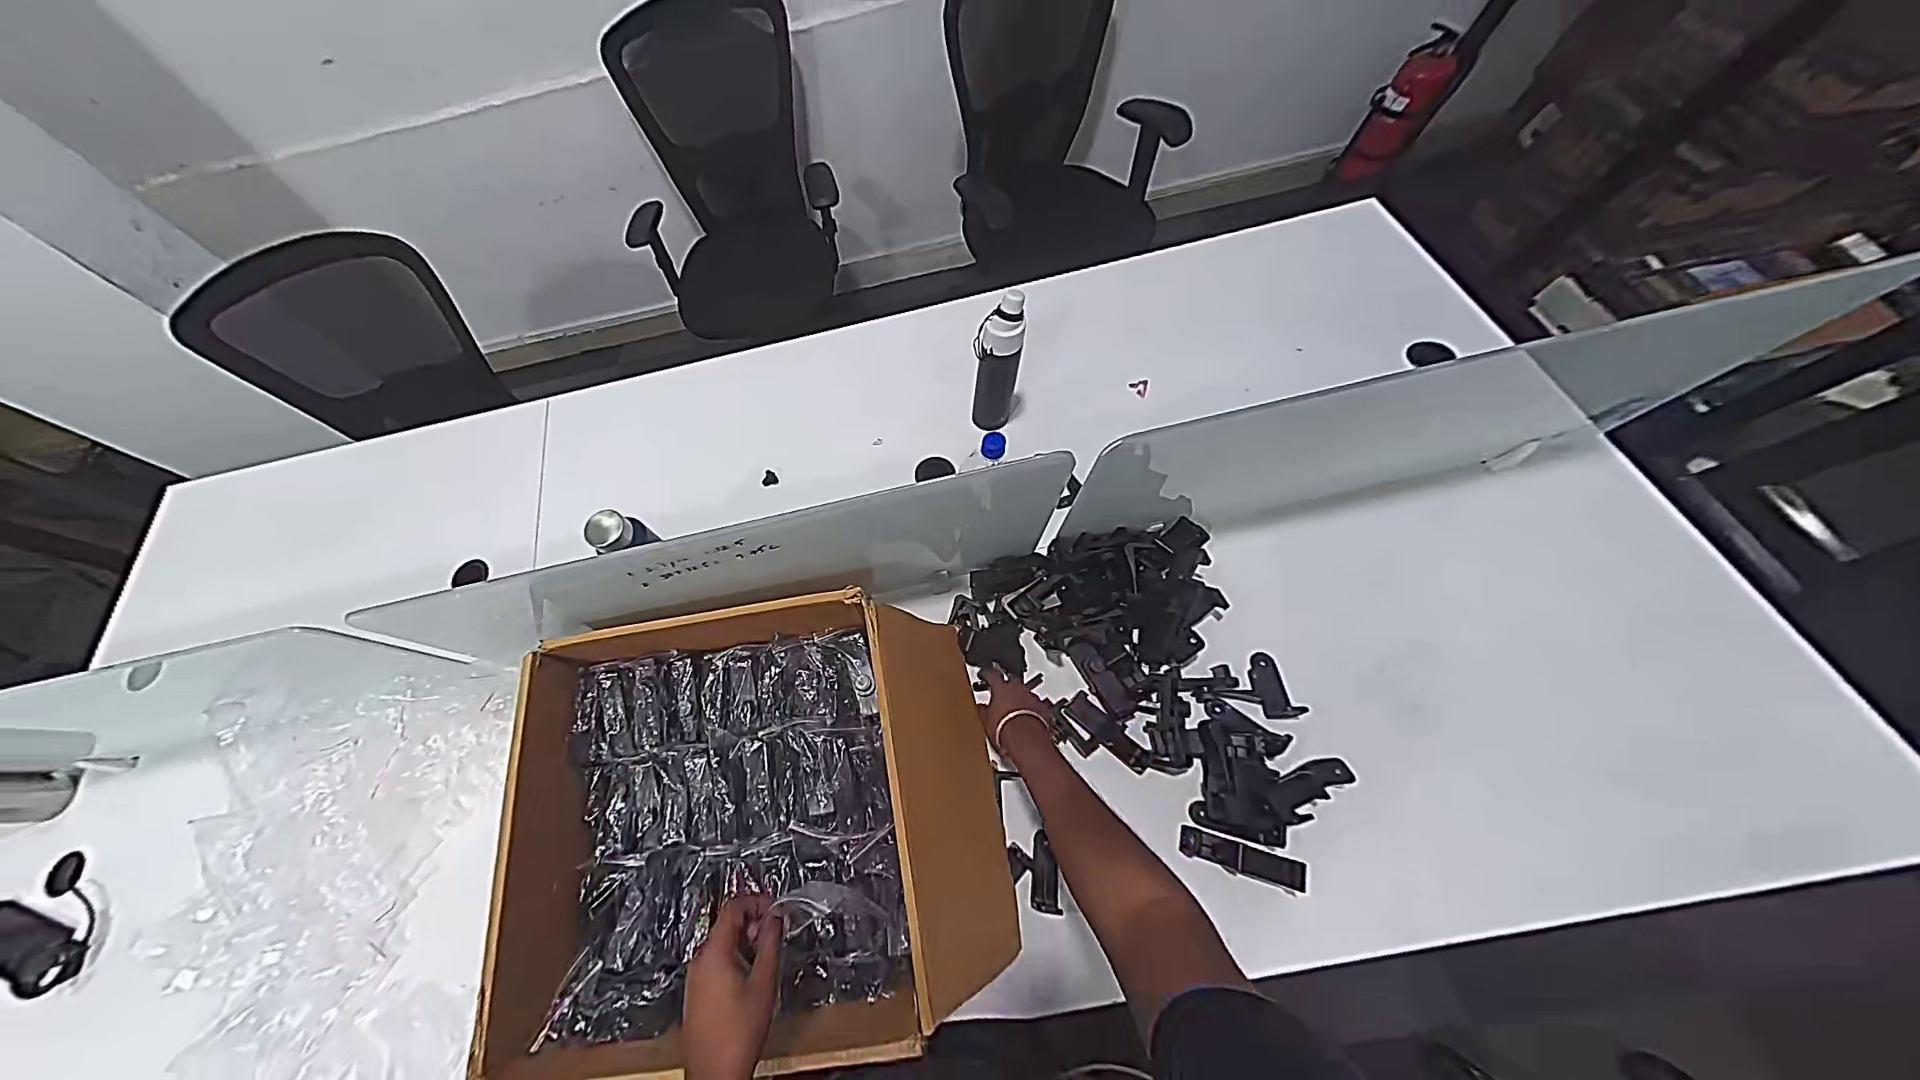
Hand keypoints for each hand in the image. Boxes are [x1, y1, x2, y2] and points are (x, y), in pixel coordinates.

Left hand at [684, 894, 782, 1079]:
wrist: (715, 1075)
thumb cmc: (741, 1029)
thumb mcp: (764, 980)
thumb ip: (770, 942)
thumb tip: (776, 917)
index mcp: (713, 952)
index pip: (732, 907)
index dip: (757, 901)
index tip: (776, 908)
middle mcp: (699, 960)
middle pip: (726, 924)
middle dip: (753, 922)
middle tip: (773, 934)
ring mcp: (694, 978)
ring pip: (721, 943)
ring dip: (745, 940)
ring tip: (765, 956)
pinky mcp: (695, 993)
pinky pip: (715, 961)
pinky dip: (734, 956)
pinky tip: (750, 975)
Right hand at [976, 667, 1051, 752]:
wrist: (1026, 740)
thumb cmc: (1006, 729)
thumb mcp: (986, 720)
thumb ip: (982, 709)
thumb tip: (979, 708)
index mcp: (1001, 687)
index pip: (991, 674)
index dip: (986, 673)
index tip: (984, 674)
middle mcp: (1018, 688)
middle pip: (1011, 680)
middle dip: (1006, 685)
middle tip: (1000, 693)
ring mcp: (1031, 696)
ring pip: (1024, 692)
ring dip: (1019, 697)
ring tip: (1013, 708)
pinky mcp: (1043, 707)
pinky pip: (1036, 704)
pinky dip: (1031, 707)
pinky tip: (1026, 716)